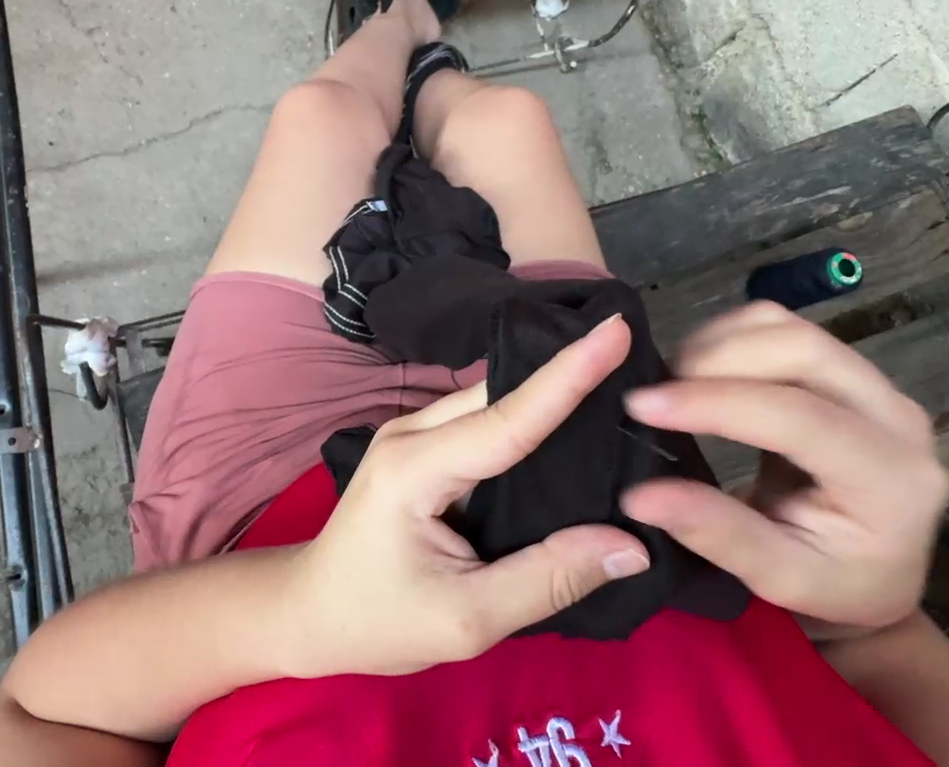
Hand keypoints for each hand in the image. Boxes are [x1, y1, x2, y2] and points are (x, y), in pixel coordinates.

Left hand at [282, 315, 651, 677]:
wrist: (309, 611)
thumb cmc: (378, 620)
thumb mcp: (466, 619)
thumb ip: (547, 580)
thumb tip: (630, 544)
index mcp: (416, 467)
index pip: (508, 417)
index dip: (568, 374)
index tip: (615, 328)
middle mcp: (412, 432)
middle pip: (501, 396)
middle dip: (567, 373)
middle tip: (639, 360)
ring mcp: (412, 433)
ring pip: (492, 401)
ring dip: (547, 393)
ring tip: (618, 386)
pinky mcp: (421, 446)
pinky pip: (483, 419)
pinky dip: (527, 418)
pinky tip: (568, 424)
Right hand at [621, 302, 948, 638]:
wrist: (868, 571)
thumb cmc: (829, 582)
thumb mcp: (778, 579)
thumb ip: (717, 534)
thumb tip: (639, 496)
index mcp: (892, 479)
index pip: (798, 417)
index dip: (714, 404)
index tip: (641, 405)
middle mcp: (896, 417)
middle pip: (801, 349)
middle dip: (715, 360)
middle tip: (656, 392)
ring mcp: (874, 383)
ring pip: (786, 326)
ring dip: (717, 343)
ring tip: (673, 384)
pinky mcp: (844, 364)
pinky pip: (777, 323)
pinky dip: (726, 335)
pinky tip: (700, 373)